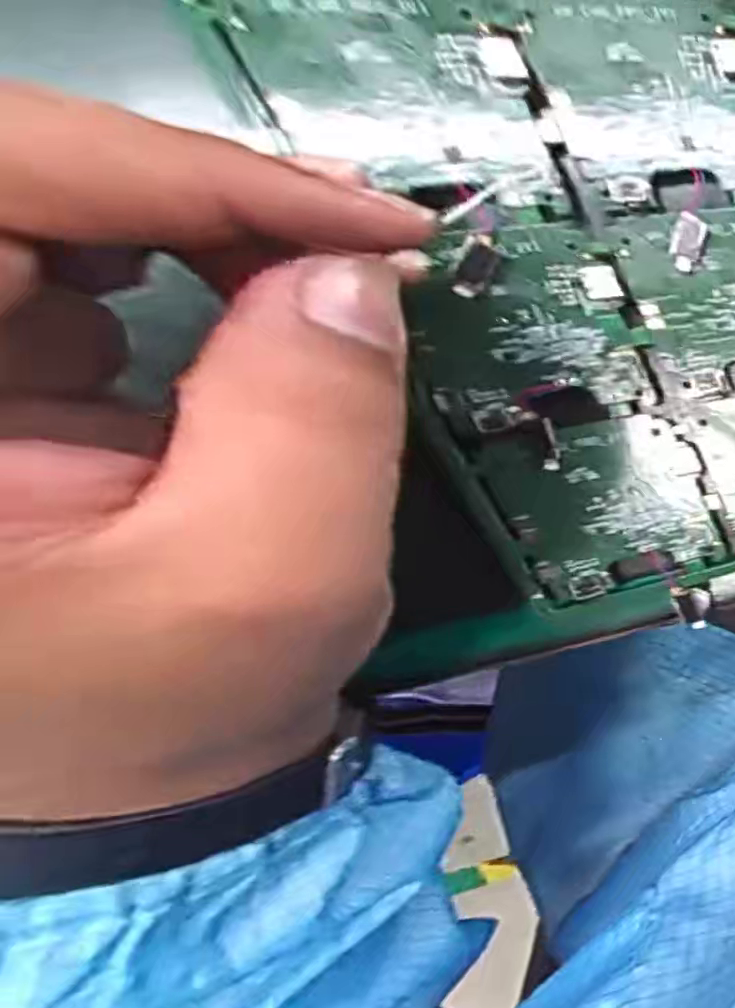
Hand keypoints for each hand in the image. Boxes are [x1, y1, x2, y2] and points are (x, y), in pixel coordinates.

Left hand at [0, 82, 433, 818]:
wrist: (120, 774)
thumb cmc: (187, 699)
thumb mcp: (277, 571)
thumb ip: (317, 416)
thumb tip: (358, 276)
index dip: (189, 178)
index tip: (372, 220)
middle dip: (190, 188)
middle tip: (357, 234)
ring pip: (20, 204)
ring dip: (185, 214)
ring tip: (324, 256)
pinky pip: (41, 257)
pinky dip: (164, 253)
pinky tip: (249, 286)